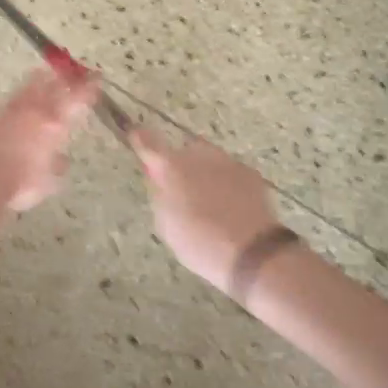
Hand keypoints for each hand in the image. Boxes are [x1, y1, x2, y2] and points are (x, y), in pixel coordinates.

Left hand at [0, 66, 98, 211]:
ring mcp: (17, 110)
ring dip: (44, 77)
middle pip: (55, 85)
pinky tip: (25, 89)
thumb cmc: (25, 182)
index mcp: (55, 125)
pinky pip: (17, 94)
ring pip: (33, 84)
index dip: (88, 88)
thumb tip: (60, 160)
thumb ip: (57, 165)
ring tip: (49, 71)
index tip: (97, 78)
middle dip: (67, 77)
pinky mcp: (0, 114)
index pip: (77, 100)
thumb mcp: (50, 180)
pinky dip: (25, 88)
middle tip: (76, 71)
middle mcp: (37, 111)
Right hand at [131, 129, 283, 292]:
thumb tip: (162, 182)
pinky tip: (234, 208)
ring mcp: (226, 161)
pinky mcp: (250, 173)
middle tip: (186, 193)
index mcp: (171, 167)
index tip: (135, 134)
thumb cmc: (200, 242)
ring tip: (214, 205)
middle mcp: (197, 155)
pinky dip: (228, 185)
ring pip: (209, 161)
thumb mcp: (166, 224)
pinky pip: (231, 173)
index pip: (148, 142)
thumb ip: (161, 196)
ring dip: (206, 174)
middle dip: (183, 166)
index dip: (140, 138)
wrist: (252, 254)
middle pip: (184, 152)